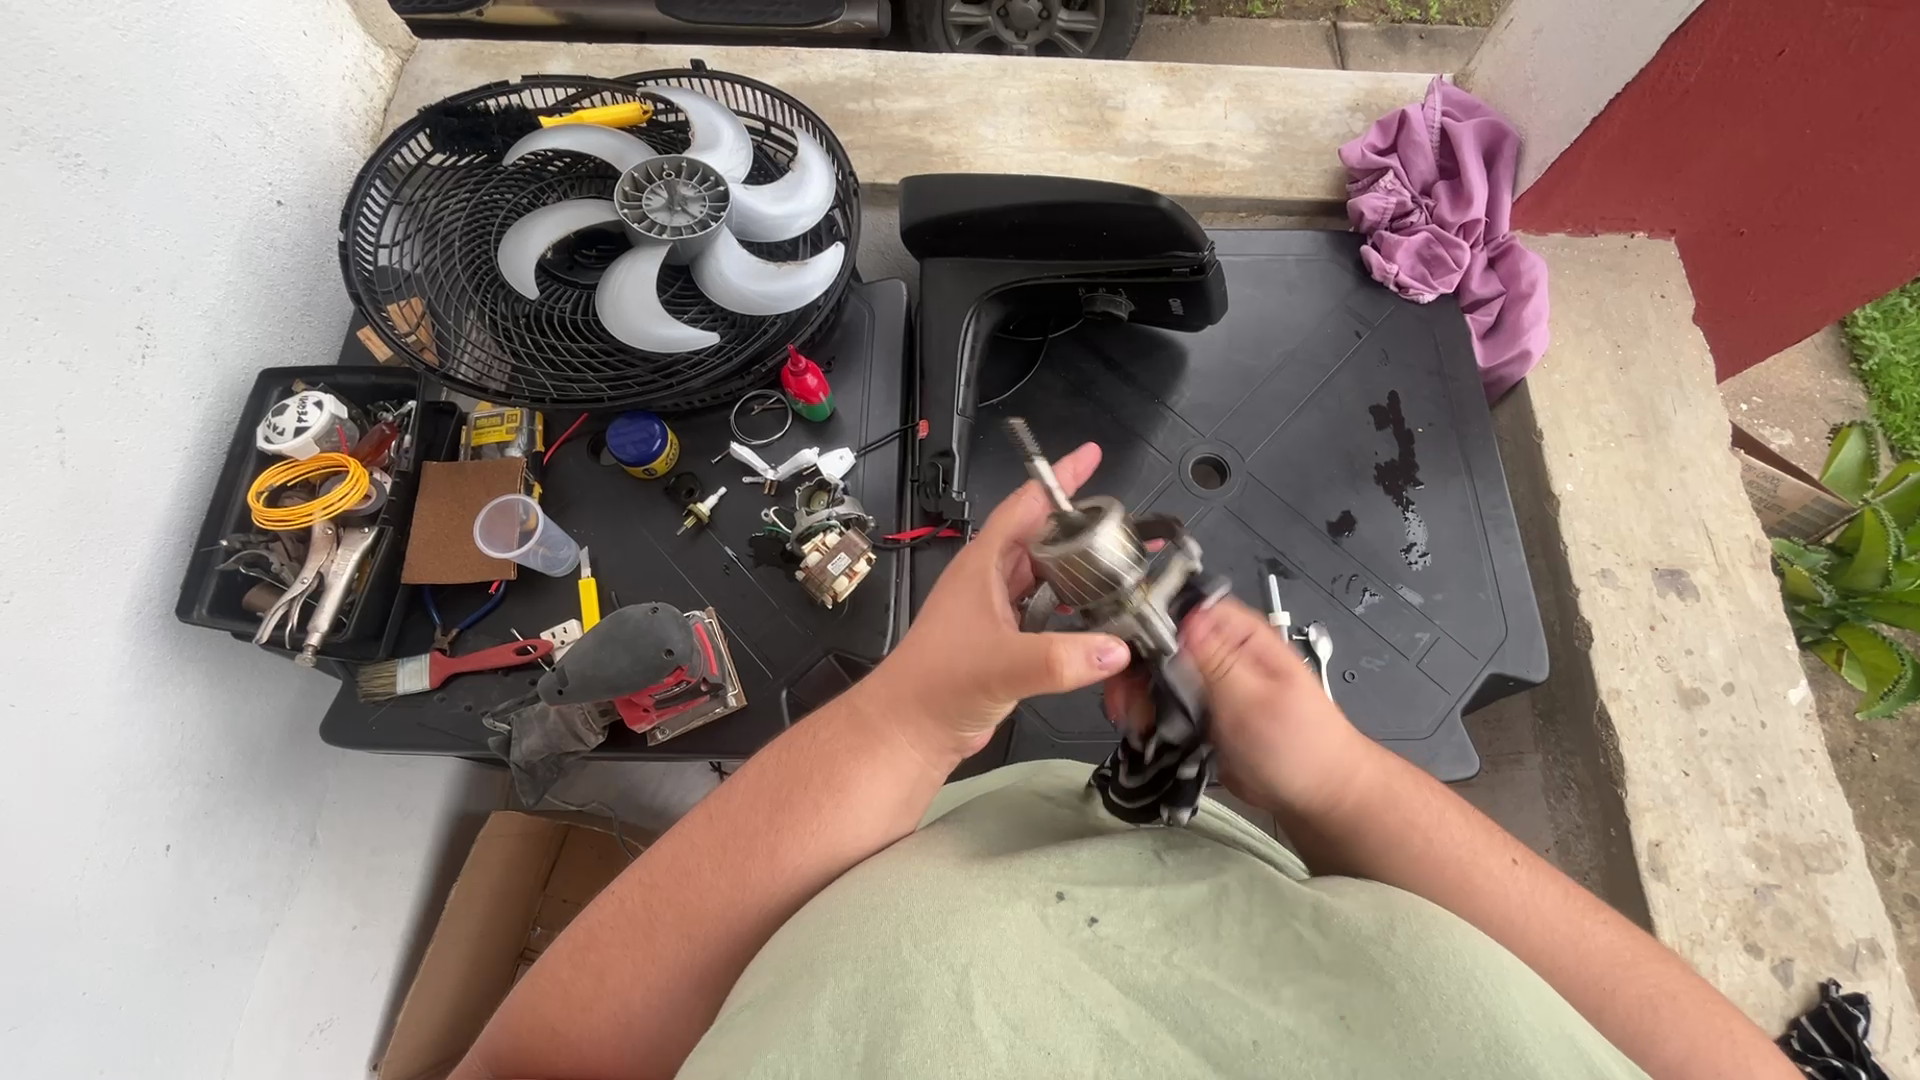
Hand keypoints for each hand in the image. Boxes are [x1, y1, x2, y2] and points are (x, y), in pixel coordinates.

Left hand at [860, 442, 1131, 766]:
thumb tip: (1117, 649)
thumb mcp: (1002, 665)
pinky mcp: (1003, 640)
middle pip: (1041, 537)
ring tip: (1119, 566)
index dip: (1058, 478)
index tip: (1090, 455)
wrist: (911, 728)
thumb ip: (1060, 658)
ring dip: (1077, 569)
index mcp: (983, 564)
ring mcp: (995, 609)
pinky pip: (1043, 611)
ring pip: (1043, 575)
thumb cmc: (939, 684)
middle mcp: (989, 579)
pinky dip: (1069, 608)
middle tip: (1125, 525)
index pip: (1025, 505)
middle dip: (1080, 526)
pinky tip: (1095, 617)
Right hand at [1105, 596, 1374, 816]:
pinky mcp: (1200, 710)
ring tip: (1133, 722)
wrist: (1318, 799)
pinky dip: (1147, 713)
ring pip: (1155, 672)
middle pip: (1158, 640)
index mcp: (1238, 635)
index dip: (1144, 621)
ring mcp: (1208, 681)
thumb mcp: (1253, 699)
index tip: (1120, 651)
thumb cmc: (1296, 746)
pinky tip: (1140, 730)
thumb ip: (1216, 658)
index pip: (1180, 607)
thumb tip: (1185, 614)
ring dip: (1138, 694)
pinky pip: (1163, 701)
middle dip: (1135, 668)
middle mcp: (1219, 649)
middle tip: (1124, 702)